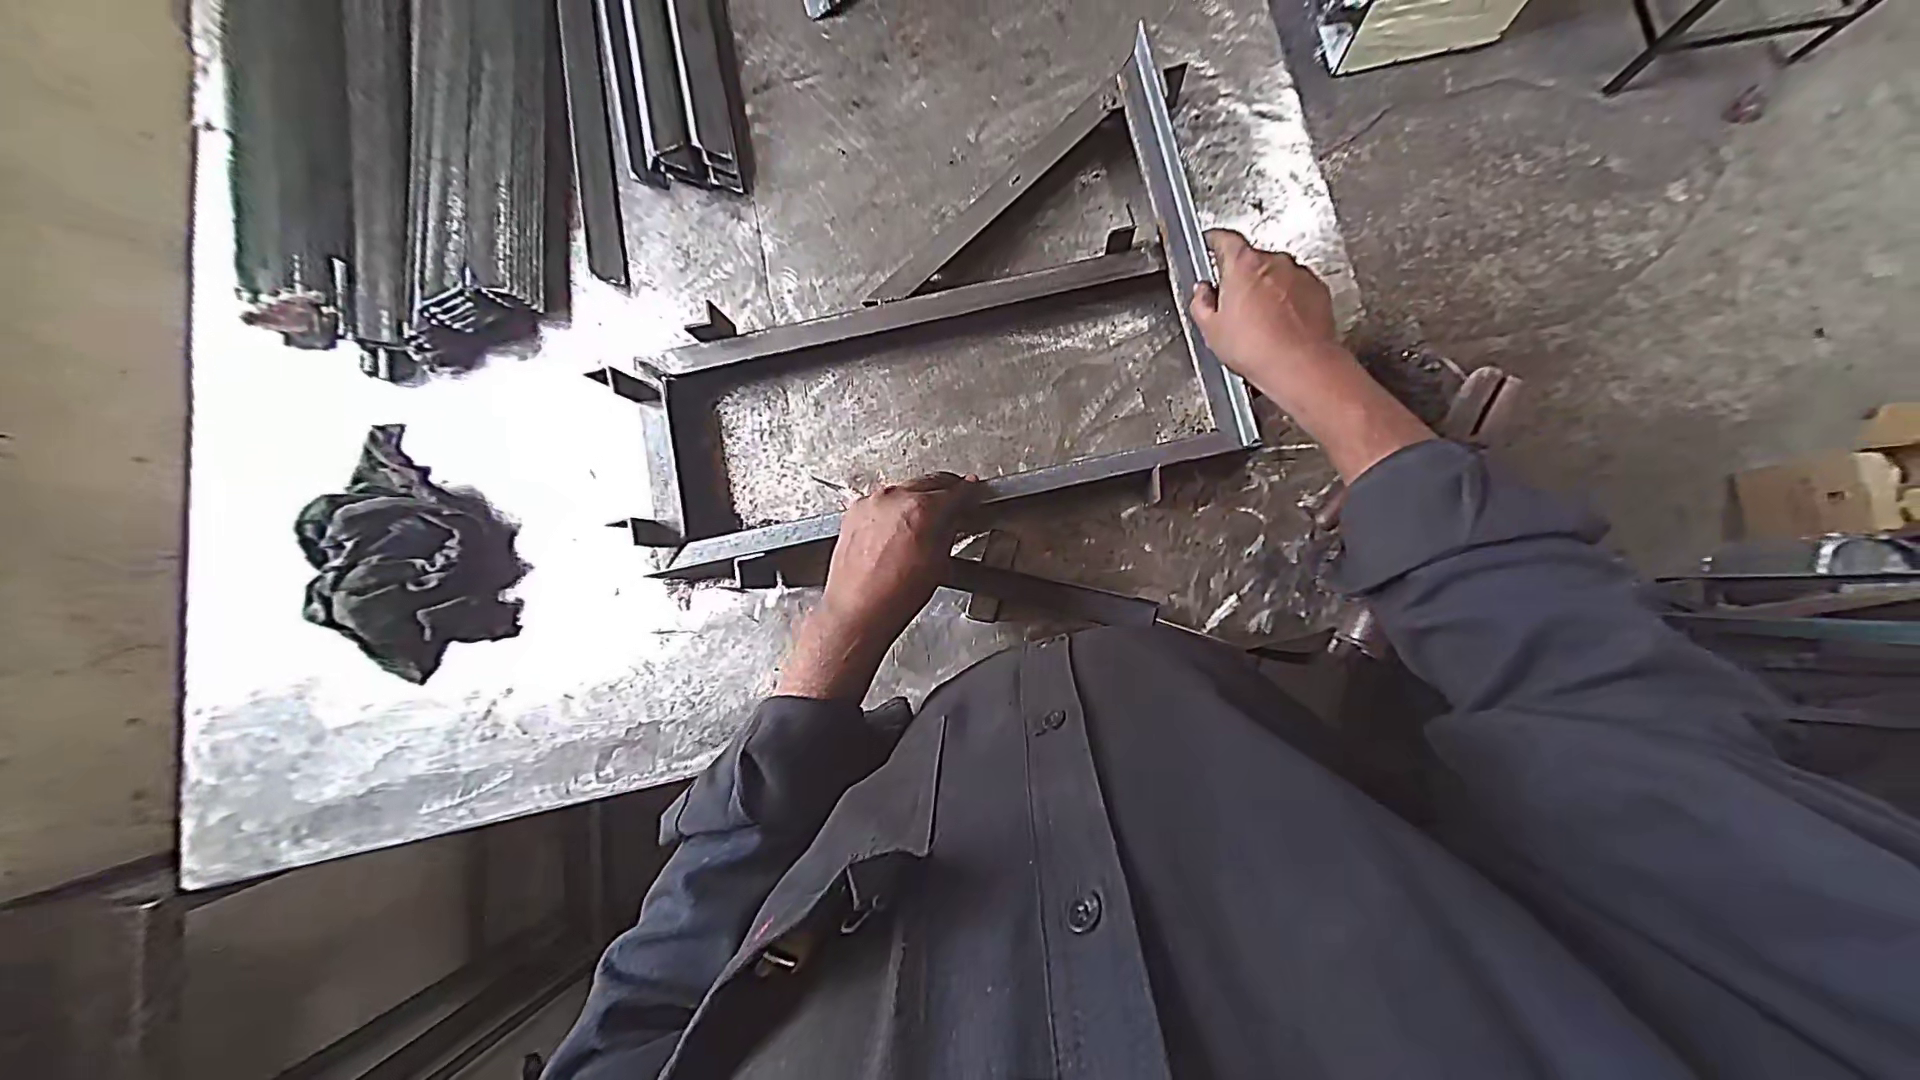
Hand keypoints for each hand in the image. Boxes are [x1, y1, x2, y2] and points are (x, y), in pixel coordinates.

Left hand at [776, 473, 980, 699]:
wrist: (858, 608)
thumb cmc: (895, 594)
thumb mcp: (938, 563)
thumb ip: (948, 531)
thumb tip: (951, 519)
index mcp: (922, 508)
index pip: (954, 491)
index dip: (968, 491)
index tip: (971, 490)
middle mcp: (894, 498)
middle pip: (928, 482)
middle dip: (943, 489)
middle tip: (953, 498)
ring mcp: (871, 502)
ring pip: (903, 489)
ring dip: (917, 496)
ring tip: (924, 516)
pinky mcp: (854, 511)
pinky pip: (881, 501)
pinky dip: (893, 507)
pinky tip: (897, 526)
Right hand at [1190, 229, 1433, 481]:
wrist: (1299, 364)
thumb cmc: (1256, 348)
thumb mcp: (1211, 330)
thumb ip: (1200, 303)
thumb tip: (1201, 293)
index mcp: (1243, 265)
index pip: (1225, 240)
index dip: (1214, 240)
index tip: (1210, 242)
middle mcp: (1274, 262)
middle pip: (1251, 260)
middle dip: (1239, 278)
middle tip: (1229, 305)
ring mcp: (1299, 274)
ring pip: (1274, 275)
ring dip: (1264, 291)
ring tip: (1255, 323)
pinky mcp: (1317, 291)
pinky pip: (1294, 290)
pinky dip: (1285, 302)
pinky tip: (1275, 327)